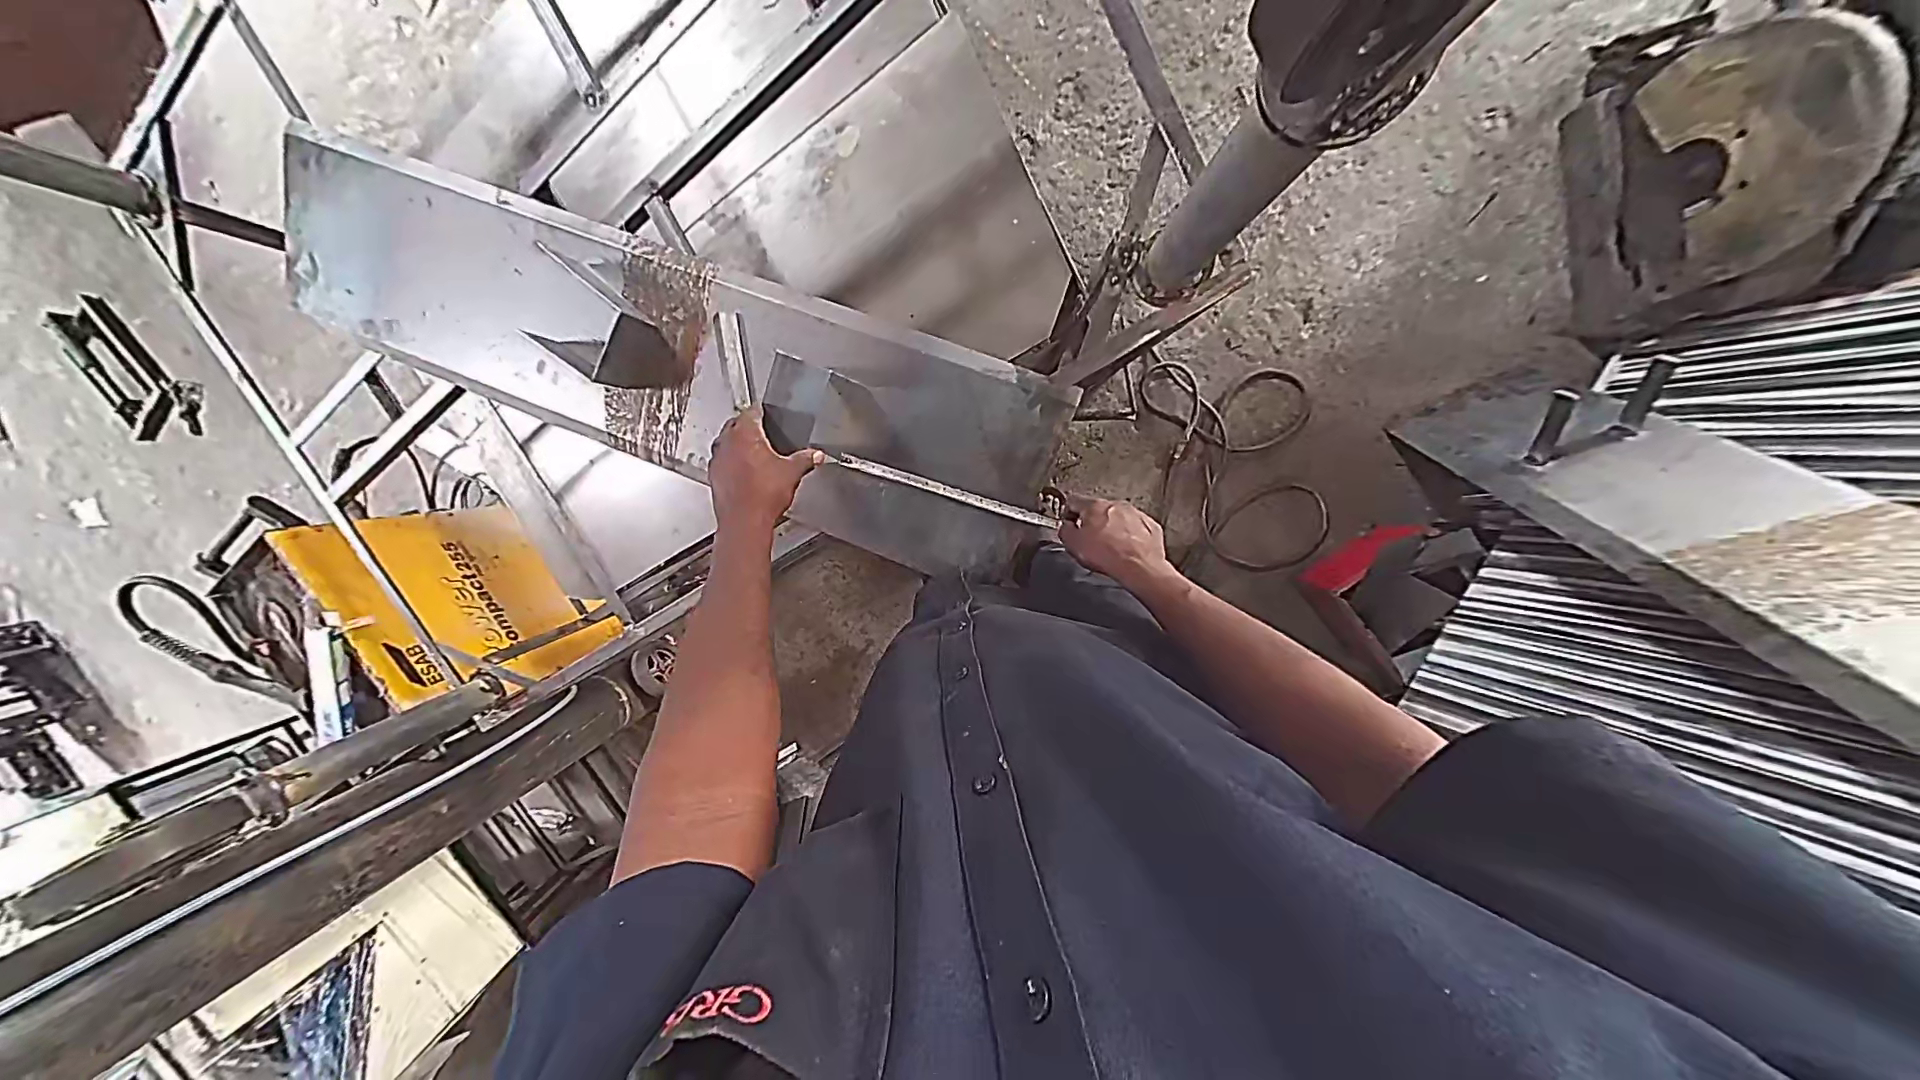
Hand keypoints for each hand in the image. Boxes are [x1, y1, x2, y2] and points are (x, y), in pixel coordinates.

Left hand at [709, 405, 824, 536]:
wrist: (745, 521)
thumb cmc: (763, 495)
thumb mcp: (792, 472)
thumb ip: (805, 459)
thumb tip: (816, 455)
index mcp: (746, 434)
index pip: (751, 412)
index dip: (759, 411)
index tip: (763, 412)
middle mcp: (727, 443)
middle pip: (735, 425)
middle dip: (747, 427)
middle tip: (760, 431)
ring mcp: (718, 460)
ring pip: (725, 443)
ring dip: (736, 444)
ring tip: (751, 452)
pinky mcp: (714, 477)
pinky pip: (722, 462)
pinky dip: (731, 463)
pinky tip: (743, 473)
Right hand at [1058, 496, 1174, 588]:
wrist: (1139, 568)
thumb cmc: (1109, 556)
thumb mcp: (1073, 545)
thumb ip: (1065, 530)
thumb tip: (1066, 526)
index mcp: (1094, 506)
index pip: (1073, 501)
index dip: (1068, 514)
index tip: (1069, 524)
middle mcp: (1116, 505)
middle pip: (1098, 510)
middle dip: (1093, 524)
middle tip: (1090, 542)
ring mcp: (1135, 515)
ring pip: (1119, 518)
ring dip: (1113, 530)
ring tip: (1110, 550)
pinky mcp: (1150, 527)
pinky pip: (1136, 529)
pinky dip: (1130, 537)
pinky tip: (1126, 551)